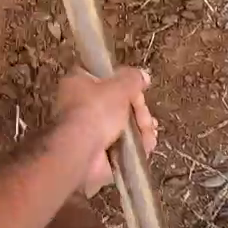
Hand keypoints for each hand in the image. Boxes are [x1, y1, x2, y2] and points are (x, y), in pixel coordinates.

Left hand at [53, 67, 157, 195]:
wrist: (82, 151)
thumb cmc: (96, 111)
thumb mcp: (118, 87)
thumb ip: (132, 78)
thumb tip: (142, 76)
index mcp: (79, 83)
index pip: (105, 78)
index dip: (125, 83)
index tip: (139, 90)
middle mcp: (81, 105)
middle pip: (120, 103)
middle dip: (139, 111)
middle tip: (143, 118)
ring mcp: (90, 129)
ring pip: (125, 124)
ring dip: (142, 129)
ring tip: (148, 135)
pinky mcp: (99, 150)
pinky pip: (123, 143)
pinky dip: (137, 144)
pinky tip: (146, 145)